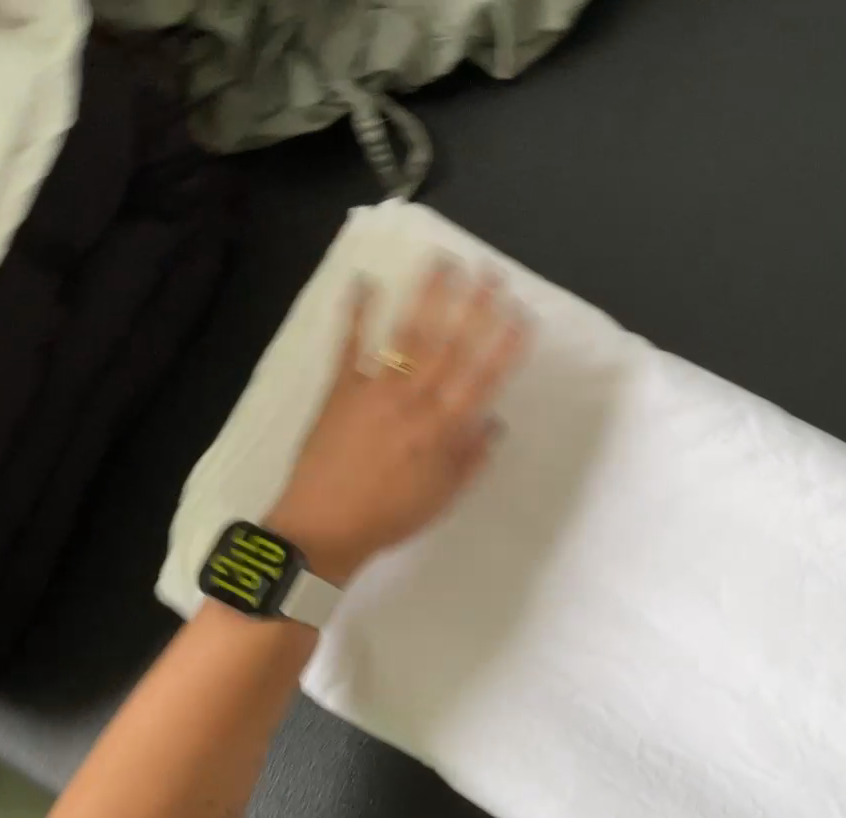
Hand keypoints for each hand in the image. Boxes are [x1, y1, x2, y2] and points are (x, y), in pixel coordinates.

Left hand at [268, 259, 530, 584]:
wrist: (324, 528)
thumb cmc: (390, 517)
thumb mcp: (443, 497)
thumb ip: (471, 458)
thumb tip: (494, 421)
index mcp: (442, 430)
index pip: (482, 379)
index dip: (505, 346)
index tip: (521, 315)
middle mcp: (414, 401)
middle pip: (449, 346)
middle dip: (473, 306)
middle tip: (490, 271)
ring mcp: (375, 390)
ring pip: (407, 335)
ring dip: (427, 296)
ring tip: (443, 262)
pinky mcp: (340, 389)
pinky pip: (349, 345)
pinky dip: (356, 312)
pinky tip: (364, 281)